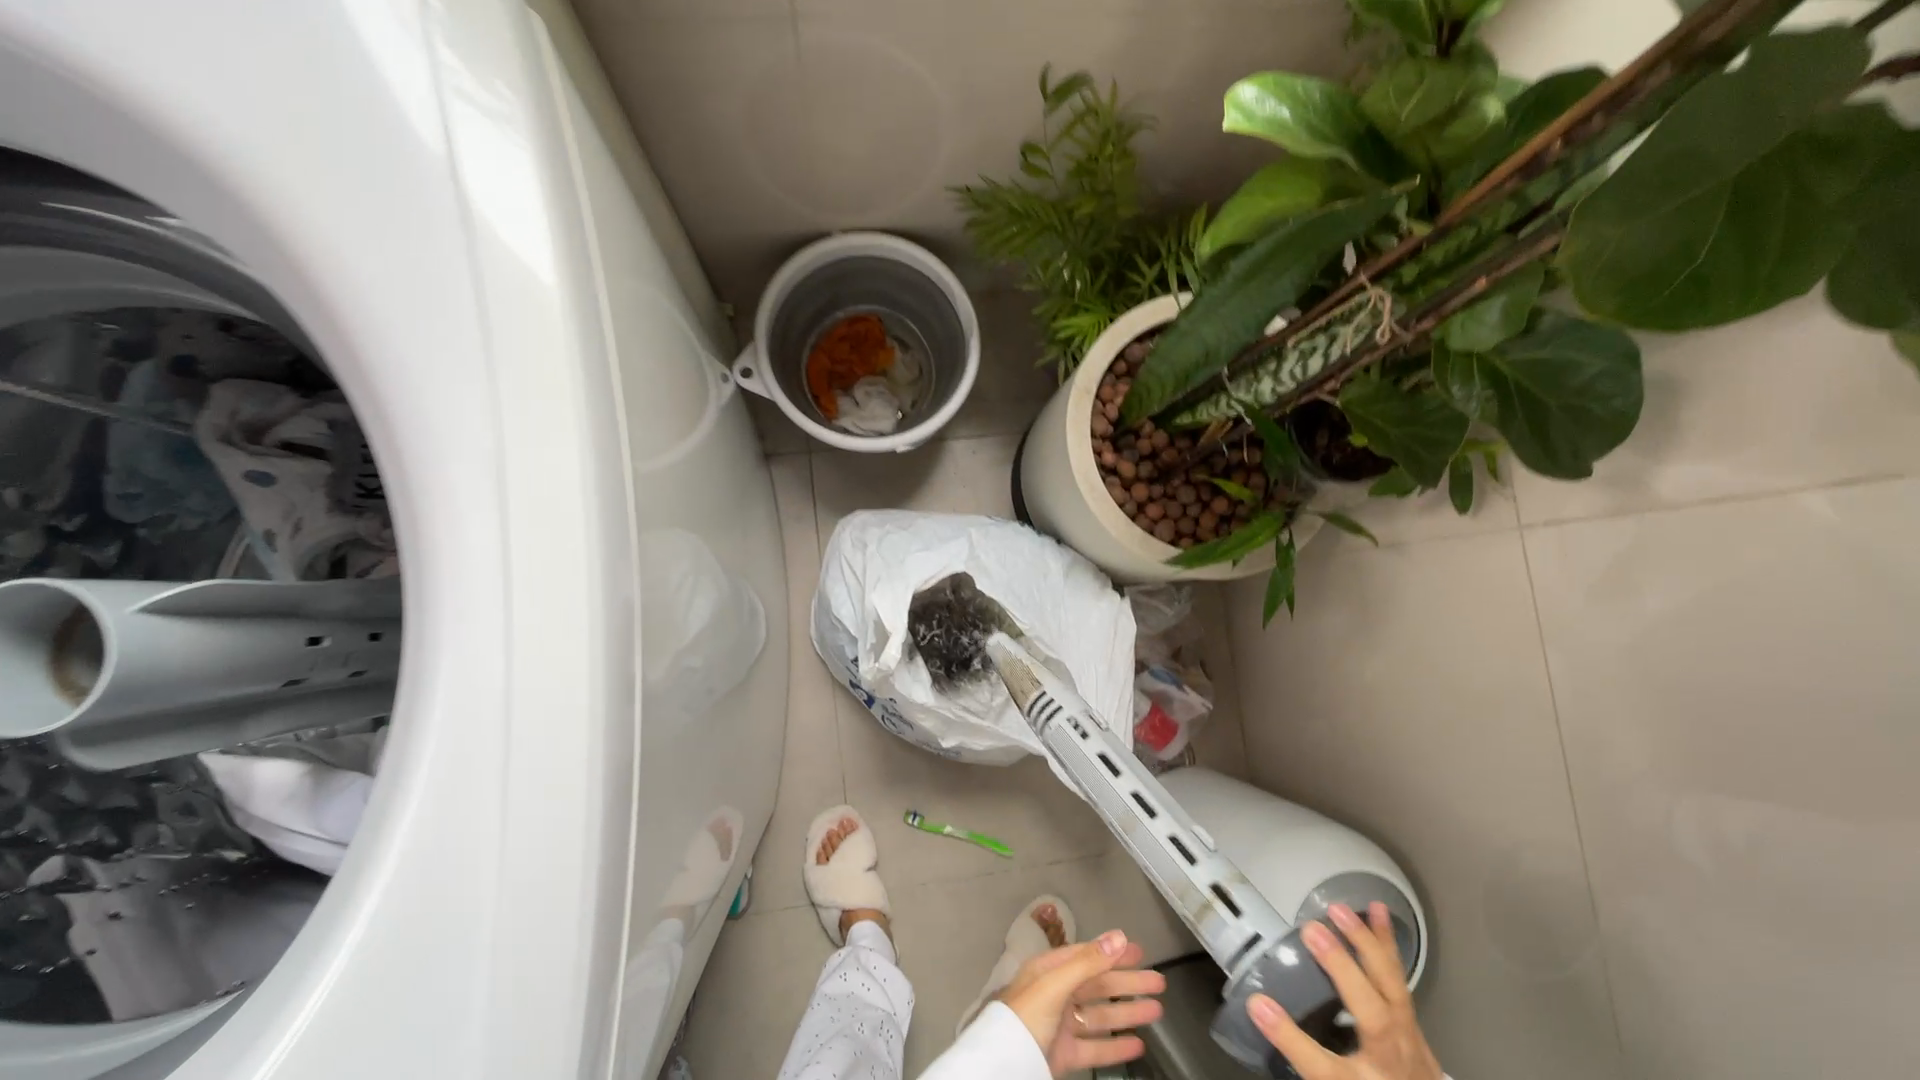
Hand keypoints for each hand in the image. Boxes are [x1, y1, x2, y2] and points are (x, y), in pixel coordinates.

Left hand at [999, 929, 1167, 1077]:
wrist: (1003, 1064)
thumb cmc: (1026, 1016)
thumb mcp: (1054, 984)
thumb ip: (1088, 962)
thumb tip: (1119, 936)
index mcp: (1048, 971)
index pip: (1086, 957)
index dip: (1112, 953)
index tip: (1140, 952)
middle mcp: (1054, 995)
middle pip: (1097, 986)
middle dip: (1127, 983)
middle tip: (1159, 983)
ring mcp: (1059, 1026)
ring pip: (1099, 1016)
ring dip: (1127, 1012)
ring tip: (1156, 1011)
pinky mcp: (1063, 1054)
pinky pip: (1094, 1047)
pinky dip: (1115, 1045)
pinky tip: (1136, 1044)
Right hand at [1246, 903, 1442, 1079]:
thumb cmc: (1370, 1079)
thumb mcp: (1332, 1078)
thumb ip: (1297, 1048)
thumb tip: (1258, 1007)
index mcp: (1361, 1077)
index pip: (1322, 1062)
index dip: (1289, 1034)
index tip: (1258, 1002)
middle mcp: (1388, 1051)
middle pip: (1370, 1011)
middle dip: (1342, 968)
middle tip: (1312, 928)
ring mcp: (1406, 1031)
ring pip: (1389, 985)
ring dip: (1368, 943)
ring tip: (1342, 909)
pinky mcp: (1409, 1012)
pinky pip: (1396, 974)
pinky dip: (1387, 942)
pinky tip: (1378, 915)